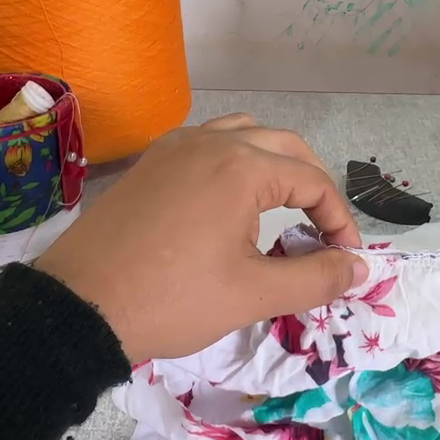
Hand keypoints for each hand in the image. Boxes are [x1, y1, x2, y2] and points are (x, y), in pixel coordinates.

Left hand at [35, 114, 366, 362]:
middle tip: (320, 227)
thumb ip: (314, 277)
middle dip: (311, 182)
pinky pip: (206, 141)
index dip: (337, 219)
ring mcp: (176, 146)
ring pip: (242, 133)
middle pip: (282, 144)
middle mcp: (211, 141)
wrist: (79, 306)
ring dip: (271, 161)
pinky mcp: (151, 160)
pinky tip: (227, 198)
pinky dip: (232, 158)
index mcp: (241, 167)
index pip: (312, 180)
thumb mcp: (252, 295)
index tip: (344, 257)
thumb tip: (360, 268)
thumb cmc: (172, 300)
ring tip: (279, 204)